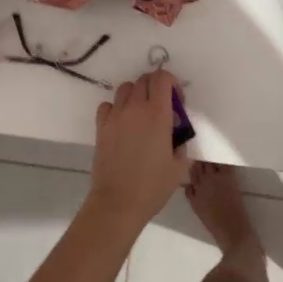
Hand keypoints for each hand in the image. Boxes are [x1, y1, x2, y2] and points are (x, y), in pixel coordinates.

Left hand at [86, 69, 190, 229]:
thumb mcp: (179, 166)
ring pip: (125, 88)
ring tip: (142, 114)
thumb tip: (176, 135)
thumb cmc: (153, 186)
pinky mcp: (101, 127)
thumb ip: (182, 144)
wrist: (118, 202)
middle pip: (144, 79)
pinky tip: (122, 124)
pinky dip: (116, 108)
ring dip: (136, 95)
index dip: (172, 83)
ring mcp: (115, 116)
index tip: (177, 102)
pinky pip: (107, 105)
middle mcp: (135, 108)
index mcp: (157, 114)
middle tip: (162, 108)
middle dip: (156, 87)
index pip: (162, 79)